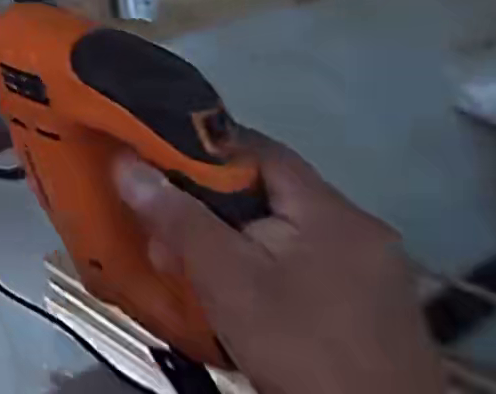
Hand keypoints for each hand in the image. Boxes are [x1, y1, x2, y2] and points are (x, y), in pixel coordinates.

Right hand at [113, 137, 445, 393]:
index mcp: (331, 209)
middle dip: (207, 204)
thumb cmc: (299, 347)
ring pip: (280, 231)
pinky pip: (300, 264)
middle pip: (265, 191)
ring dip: (230, 239)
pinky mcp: (370, 311)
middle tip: (164, 227)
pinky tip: (235, 293)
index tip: (156, 162)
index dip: (200, 148)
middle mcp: (358, 229)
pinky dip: (261, 267)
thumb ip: (176, 216)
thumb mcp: (226, 279)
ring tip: (188, 265)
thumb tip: (125, 163)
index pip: (255, 148)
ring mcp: (371, 273)